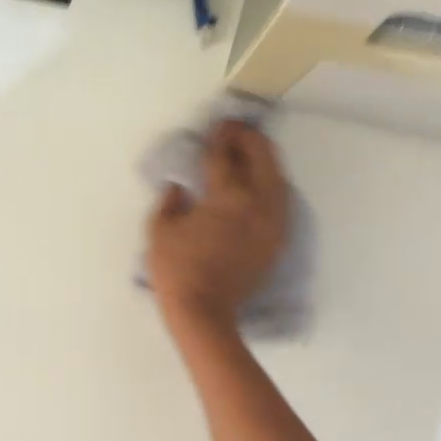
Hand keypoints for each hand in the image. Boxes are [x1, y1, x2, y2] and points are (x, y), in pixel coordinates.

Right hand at [147, 120, 289, 335]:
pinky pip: (281, 202)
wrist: (205, 313)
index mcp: (228, 196)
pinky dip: (272, 186)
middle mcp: (258, 203)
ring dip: (265, 160)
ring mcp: (272, 223)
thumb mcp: (160, 231)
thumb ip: (169, 202)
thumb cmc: (177, 271)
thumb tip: (179, 188)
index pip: (226, 157)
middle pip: (263, 158)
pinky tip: (260, 186)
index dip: (220, 138)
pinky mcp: (276, 241)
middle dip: (249, 139)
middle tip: (235, 132)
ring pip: (278, 178)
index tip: (216, 127)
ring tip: (250, 153)